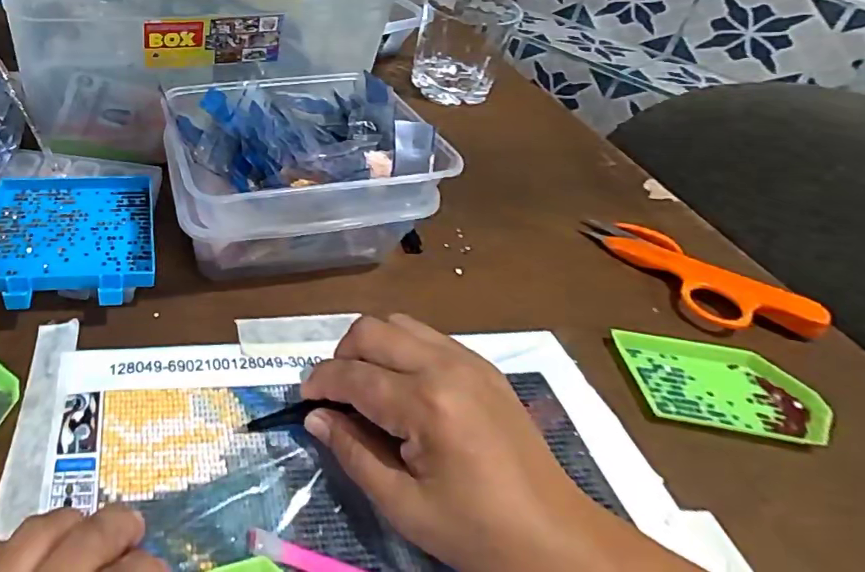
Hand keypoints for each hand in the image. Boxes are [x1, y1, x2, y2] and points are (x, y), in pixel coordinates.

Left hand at [0, 505, 166, 571]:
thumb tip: (142, 568)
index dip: (148, 564)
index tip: (160, 562)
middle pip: (84, 541)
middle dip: (116, 527)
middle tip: (135, 524)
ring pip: (35, 532)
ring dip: (67, 523)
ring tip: (86, 523)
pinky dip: (11, 542)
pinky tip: (27, 544)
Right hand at [300, 314, 693, 571]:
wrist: (560, 541)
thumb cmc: (478, 533)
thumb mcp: (405, 506)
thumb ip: (353, 453)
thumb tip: (316, 418)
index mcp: (425, 404)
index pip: (352, 375)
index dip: (319, 384)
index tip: (304, 401)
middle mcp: (444, 366)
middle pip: (369, 331)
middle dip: (341, 357)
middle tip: (337, 396)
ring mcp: (467, 359)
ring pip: (396, 323)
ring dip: (371, 347)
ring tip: (369, 387)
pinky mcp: (482, 364)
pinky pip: (425, 335)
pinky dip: (401, 349)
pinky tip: (404, 388)